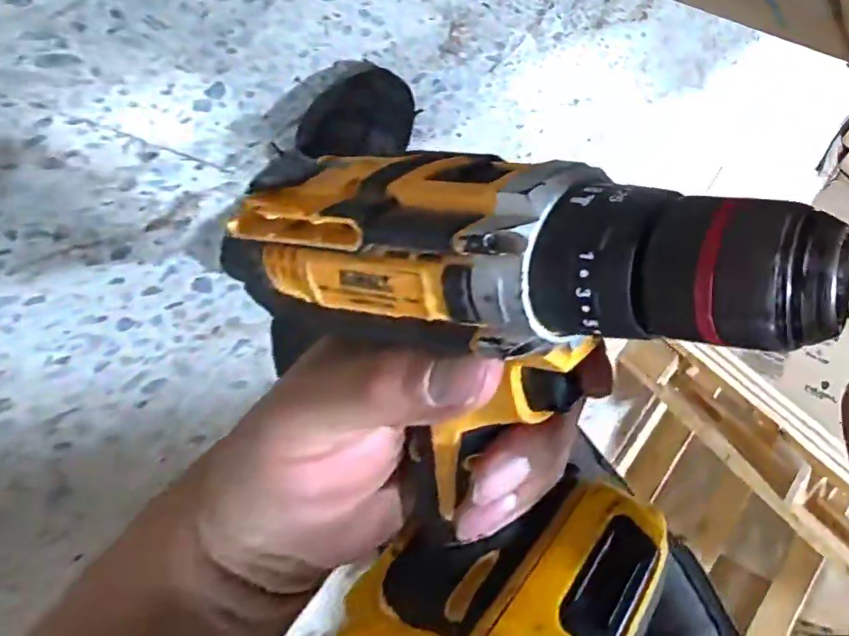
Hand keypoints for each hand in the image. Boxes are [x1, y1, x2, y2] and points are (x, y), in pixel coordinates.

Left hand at [30, 339, 611, 635]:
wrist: (267, 543)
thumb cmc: (282, 453)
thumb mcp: (323, 408)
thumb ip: (393, 383)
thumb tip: (483, 370)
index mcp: (443, 322)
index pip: (519, 306)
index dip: (561, 332)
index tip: (581, 373)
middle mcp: (479, 355)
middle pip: (554, 365)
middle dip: (545, 419)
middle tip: (501, 468)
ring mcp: (491, 406)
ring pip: (554, 417)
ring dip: (530, 464)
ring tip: (482, 502)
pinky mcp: (494, 454)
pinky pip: (538, 464)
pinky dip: (521, 492)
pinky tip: (479, 515)